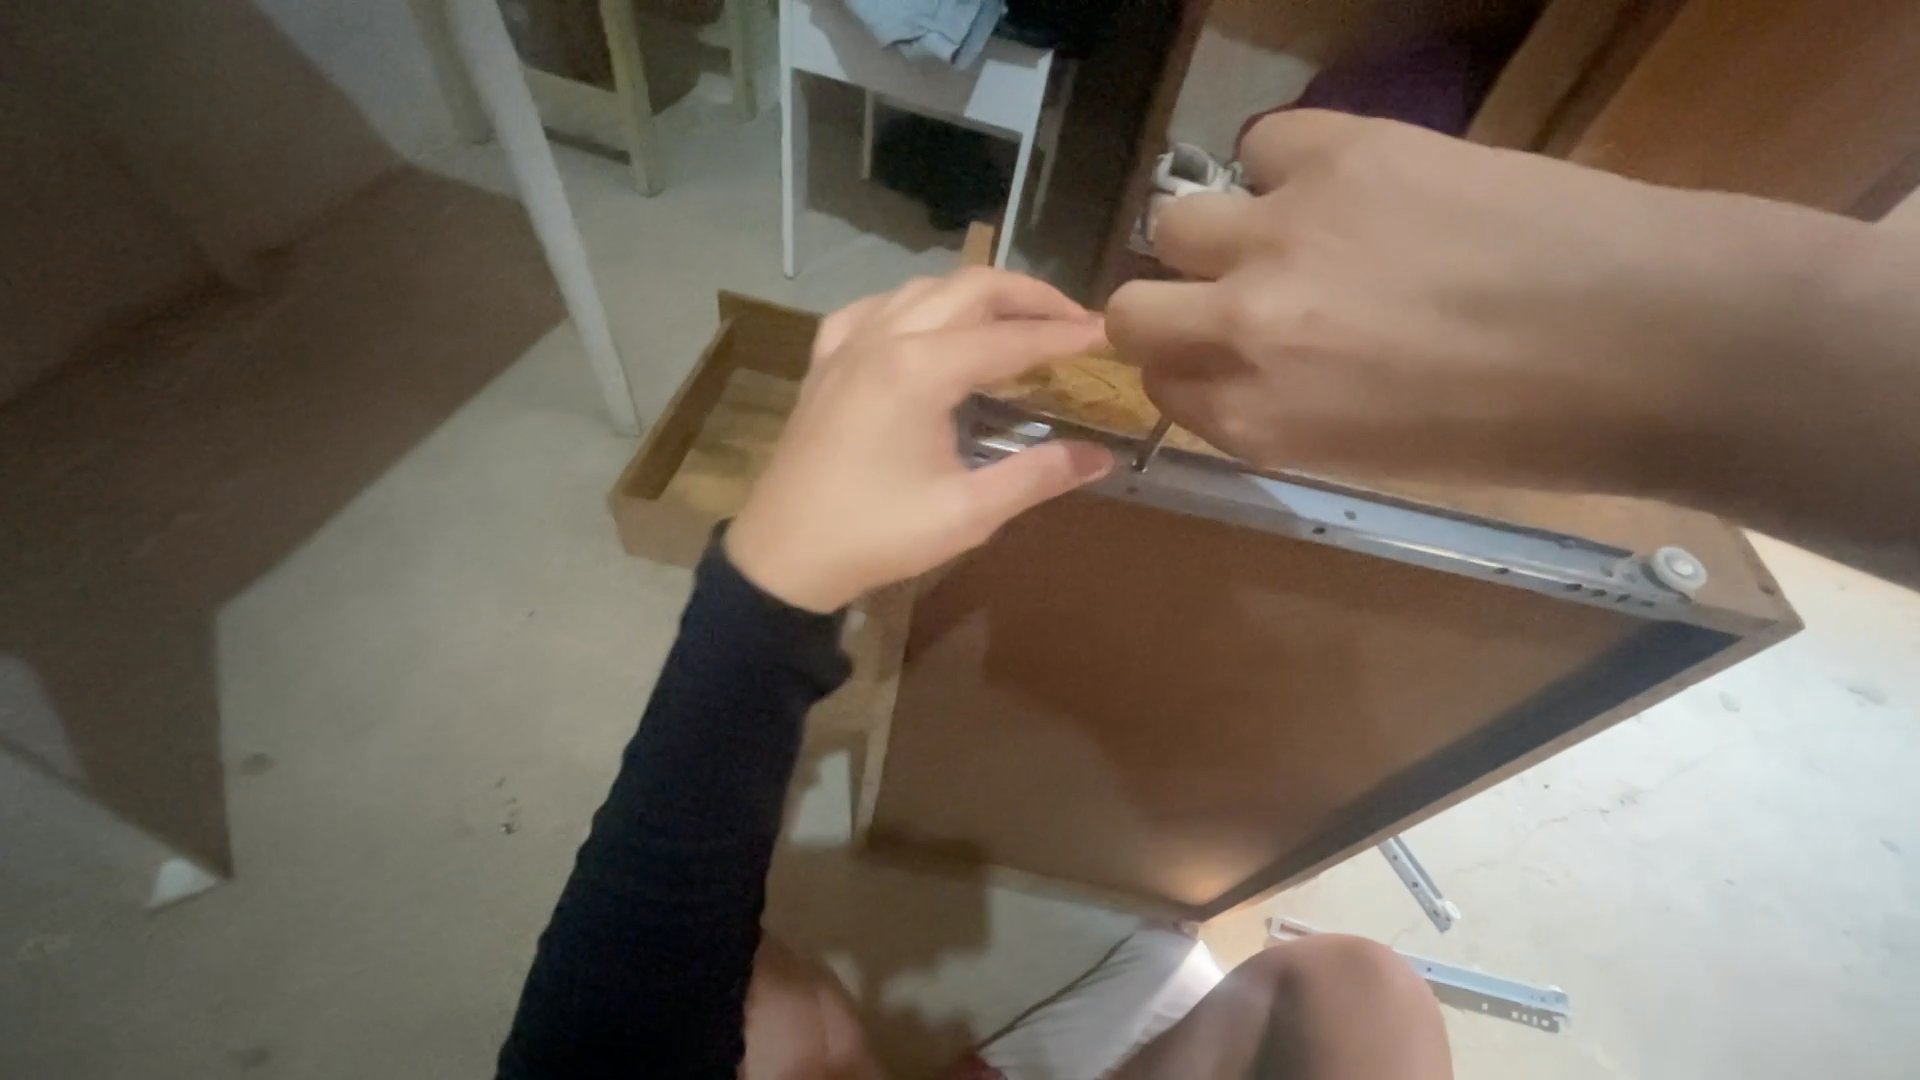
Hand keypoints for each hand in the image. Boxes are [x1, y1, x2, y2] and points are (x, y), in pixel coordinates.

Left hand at [725, 270, 1115, 612]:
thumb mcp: (967, 512)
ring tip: (1013, 320)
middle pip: (971, 289)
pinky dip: (913, 307)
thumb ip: (1037, 476)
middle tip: (1073, 320)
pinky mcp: (824, 363)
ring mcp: (848, 345)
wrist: (784, 557)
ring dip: (976, 295)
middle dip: (1029, 297)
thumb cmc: (877, 536)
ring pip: (923, 290)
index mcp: (921, 369)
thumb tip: (1100, 457)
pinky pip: (873, 310)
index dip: (1064, 336)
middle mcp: (884, 337)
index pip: (1011, 339)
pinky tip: (923, 326)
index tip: (1108, 335)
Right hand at [1106, 109, 1864, 499]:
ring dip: (1217, 235)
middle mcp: (1241, 331)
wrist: (1654, 341)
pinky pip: (1262, 144)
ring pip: (1174, 220)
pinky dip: (1285, 167)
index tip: (1216, 359)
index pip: (1155, 384)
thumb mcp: (1347, 454)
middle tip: (1223, 298)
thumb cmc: (1500, 430)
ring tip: (1288, 235)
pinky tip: (1341, 188)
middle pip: (1130, 307)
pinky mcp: (1343, 151)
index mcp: (1249, 421)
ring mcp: (1282, 235)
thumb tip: (1218, 362)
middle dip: (1163, 308)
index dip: (1183, 368)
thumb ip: (1259, 409)